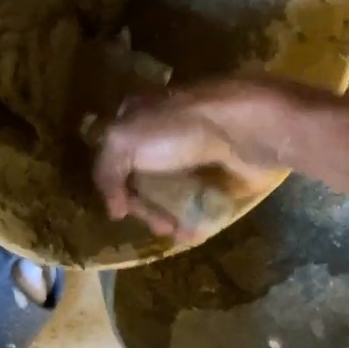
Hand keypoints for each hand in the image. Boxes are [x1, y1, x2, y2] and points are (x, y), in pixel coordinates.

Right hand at [92, 80, 287, 235]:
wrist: (242, 128)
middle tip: (157, 226)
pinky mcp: (222, 166)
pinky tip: (195, 230)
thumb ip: (106, 173)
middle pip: (141, 175)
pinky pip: (202, 194)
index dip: (113, 185)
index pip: (113, 155)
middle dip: (144, 205)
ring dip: (168, 213)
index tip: (123, 211)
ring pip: (171, 187)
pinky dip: (196, 214)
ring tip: (177, 232)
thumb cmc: (175, 129)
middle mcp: (161, 129)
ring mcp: (193, 148)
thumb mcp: (123, 141)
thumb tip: (114, 210)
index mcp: (134, 115)